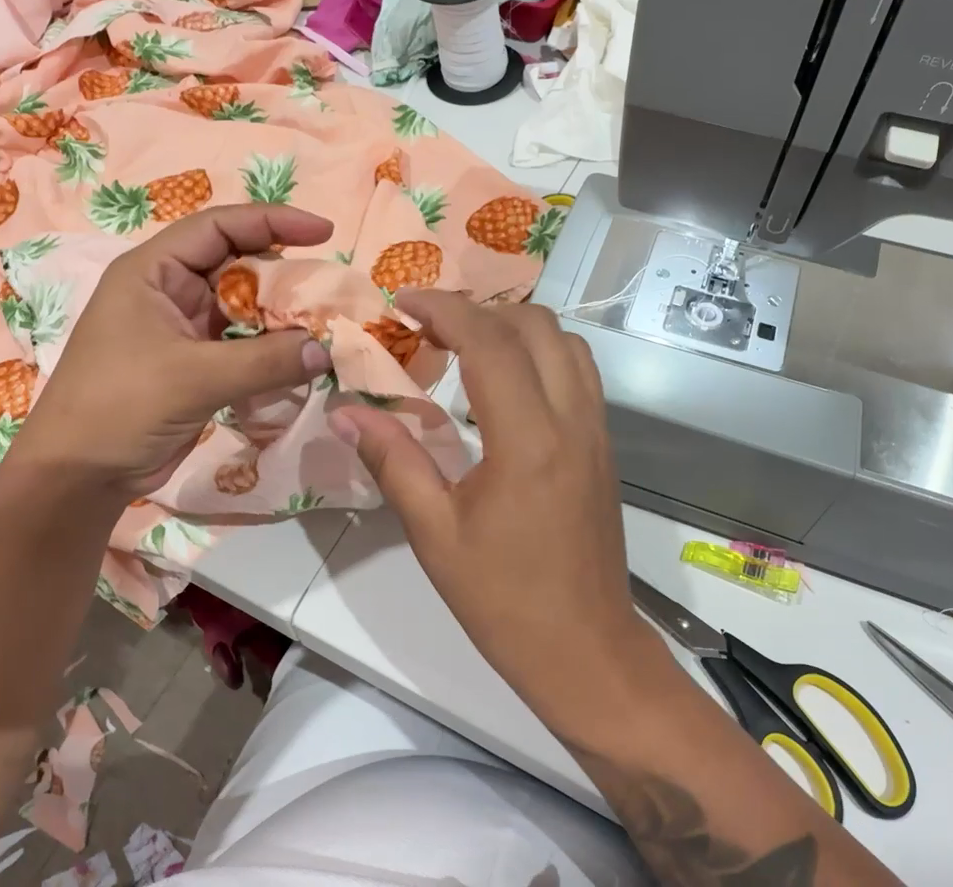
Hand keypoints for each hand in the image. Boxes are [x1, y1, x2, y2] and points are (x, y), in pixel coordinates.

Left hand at [11, 205, 334, 502]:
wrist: (78, 476)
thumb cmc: (119, 406)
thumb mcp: (194, 377)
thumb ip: (266, 361)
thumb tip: (327, 349)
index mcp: (152, 272)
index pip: (220, 227)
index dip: (273, 221)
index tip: (325, 232)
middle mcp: (168, 292)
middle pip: (238, 266)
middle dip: (285, 277)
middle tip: (329, 295)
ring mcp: (182, 330)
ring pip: (245, 309)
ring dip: (282, 319)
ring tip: (324, 330)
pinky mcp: (195, 366)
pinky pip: (243, 346)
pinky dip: (271, 352)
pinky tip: (300, 365)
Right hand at [332, 292, 660, 723]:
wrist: (586, 649)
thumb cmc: (504, 601)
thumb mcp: (435, 534)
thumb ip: (393, 461)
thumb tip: (346, 411)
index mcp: (528, 440)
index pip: (489, 342)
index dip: (445, 309)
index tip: (404, 302)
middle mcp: (572, 420)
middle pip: (536, 325)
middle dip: (480, 310)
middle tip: (430, 325)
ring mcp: (597, 431)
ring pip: (567, 343)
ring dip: (517, 327)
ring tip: (466, 344)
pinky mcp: (605, 447)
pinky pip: (580, 373)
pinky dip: (543, 353)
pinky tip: (506, 381)